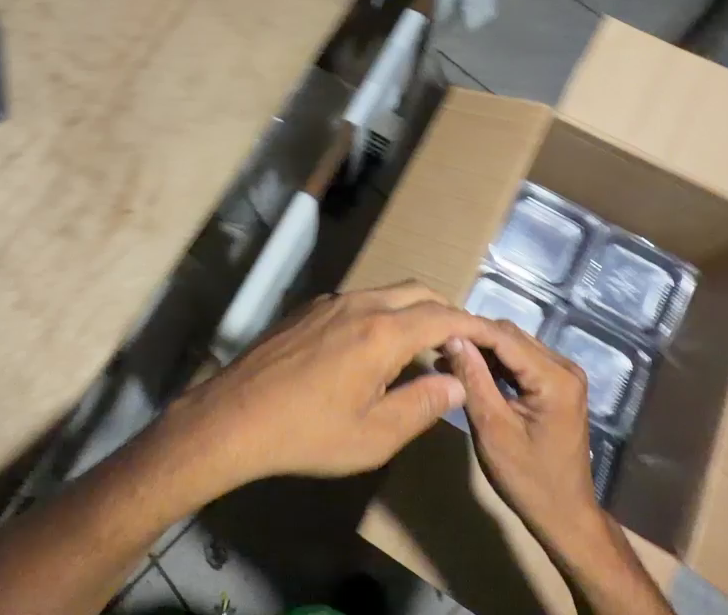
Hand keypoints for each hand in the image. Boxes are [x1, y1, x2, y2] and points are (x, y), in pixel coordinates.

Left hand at [159, 284, 493, 490]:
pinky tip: (375, 347)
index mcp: (382, 333)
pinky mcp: (308, 311)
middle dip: (446, 311)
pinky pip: (358, 301)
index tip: (493, 337)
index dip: (473, 325)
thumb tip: (456, 383)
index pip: (443, 317)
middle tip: (462, 342)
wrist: (234, 416)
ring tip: (424, 345)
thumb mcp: (374, 435)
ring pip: (386, 293)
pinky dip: (383, 313)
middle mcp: (359, 305)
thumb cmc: (308, 434)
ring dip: (412, 310)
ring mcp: (330, 303)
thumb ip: (422, 405)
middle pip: (417, 292)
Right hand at [447, 319, 602, 549]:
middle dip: (474, 337)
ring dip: (482, 348)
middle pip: (511, 336)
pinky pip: (522, 360)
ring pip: (515, 345)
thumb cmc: (528, 479)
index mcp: (555, 378)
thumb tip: (452, 337)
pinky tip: (469, 369)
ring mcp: (564, 375)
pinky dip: (496, 362)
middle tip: (436, 343)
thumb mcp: (493, 428)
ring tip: (446, 356)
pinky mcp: (558, 385)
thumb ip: (473, 379)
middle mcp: (564, 367)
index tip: (433, 328)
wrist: (564, 515)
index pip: (504, 337)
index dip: (468, 329)